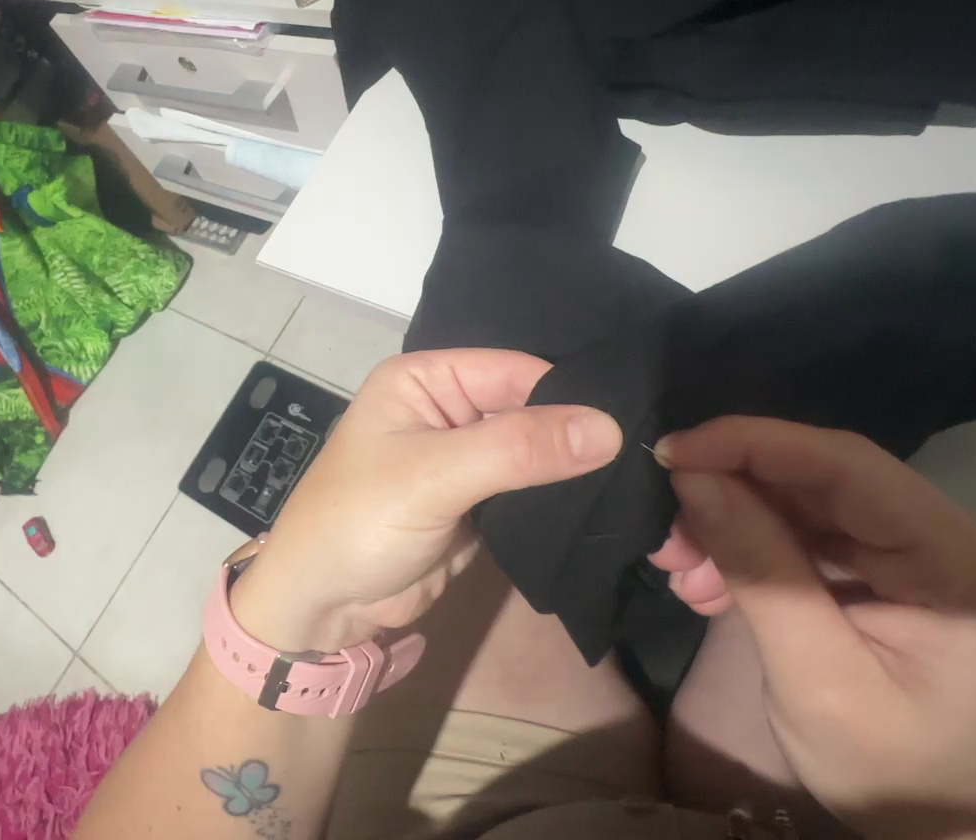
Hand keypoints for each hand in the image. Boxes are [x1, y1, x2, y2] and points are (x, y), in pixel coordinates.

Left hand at [230, 349, 622, 654]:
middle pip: (528, 406)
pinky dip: (559, 496)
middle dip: (577, 428)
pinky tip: (608, 503)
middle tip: (653, 449)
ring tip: (644, 476)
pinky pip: (529, 489)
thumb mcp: (434, 476)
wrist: (322, 605)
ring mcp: (463, 457)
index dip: (569, 391)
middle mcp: (446, 408)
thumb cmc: (359, 521)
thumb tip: (607, 427)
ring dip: (573, 465)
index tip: (635, 417)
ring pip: (533, 449)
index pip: (513, 370)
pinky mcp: (477, 502)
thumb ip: (517, 449)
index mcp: (424, 380)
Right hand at [647, 418, 975, 839]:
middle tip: (663, 534)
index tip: (670, 451)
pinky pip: (825, 530)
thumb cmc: (900, 781)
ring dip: (737, 524)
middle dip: (731, 496)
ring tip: (680, 569)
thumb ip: (759, 572)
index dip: (753, 443)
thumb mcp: (815, 682)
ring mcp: (951, 551)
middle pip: (828, 482)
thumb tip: (693, 476)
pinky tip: (716, 577)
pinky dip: (762, 546)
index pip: (852, 469)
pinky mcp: (921, 565)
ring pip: (816, 502)